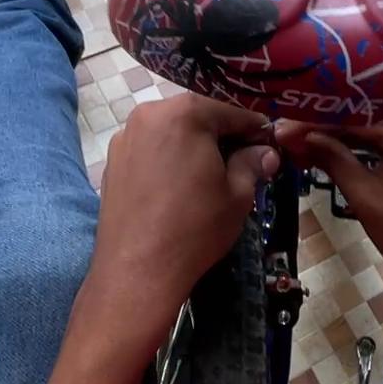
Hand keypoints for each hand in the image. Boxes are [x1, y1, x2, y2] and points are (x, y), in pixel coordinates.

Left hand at [89, 94, 277, 327]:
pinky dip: (169, 162)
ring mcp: (125, 138)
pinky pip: (151, 152)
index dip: (256, 131)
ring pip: (172, 134)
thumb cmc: (196, 227)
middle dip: (222, 139)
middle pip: (198, 119)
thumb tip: (266, 153)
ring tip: (210, 181)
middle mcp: (149, 114)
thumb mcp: (238, 194)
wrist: (138, 270)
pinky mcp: (112, 163)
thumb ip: (253, 164)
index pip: (232, 113)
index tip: (270, 150)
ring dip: (194, 149)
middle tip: (243, 167)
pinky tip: (180, 191)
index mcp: (184, 112)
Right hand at [276, 117, 382, 294]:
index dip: (316, 118)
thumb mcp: (364, 196)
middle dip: (325, 118)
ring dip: (339, 126)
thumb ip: (330, 157)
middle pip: (366, 107)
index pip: (357, 112)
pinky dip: (359, 135)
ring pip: (374, 115)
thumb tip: (289, 134)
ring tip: (301, 135)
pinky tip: (328, 139)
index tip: (282, 124)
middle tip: (287, 128)